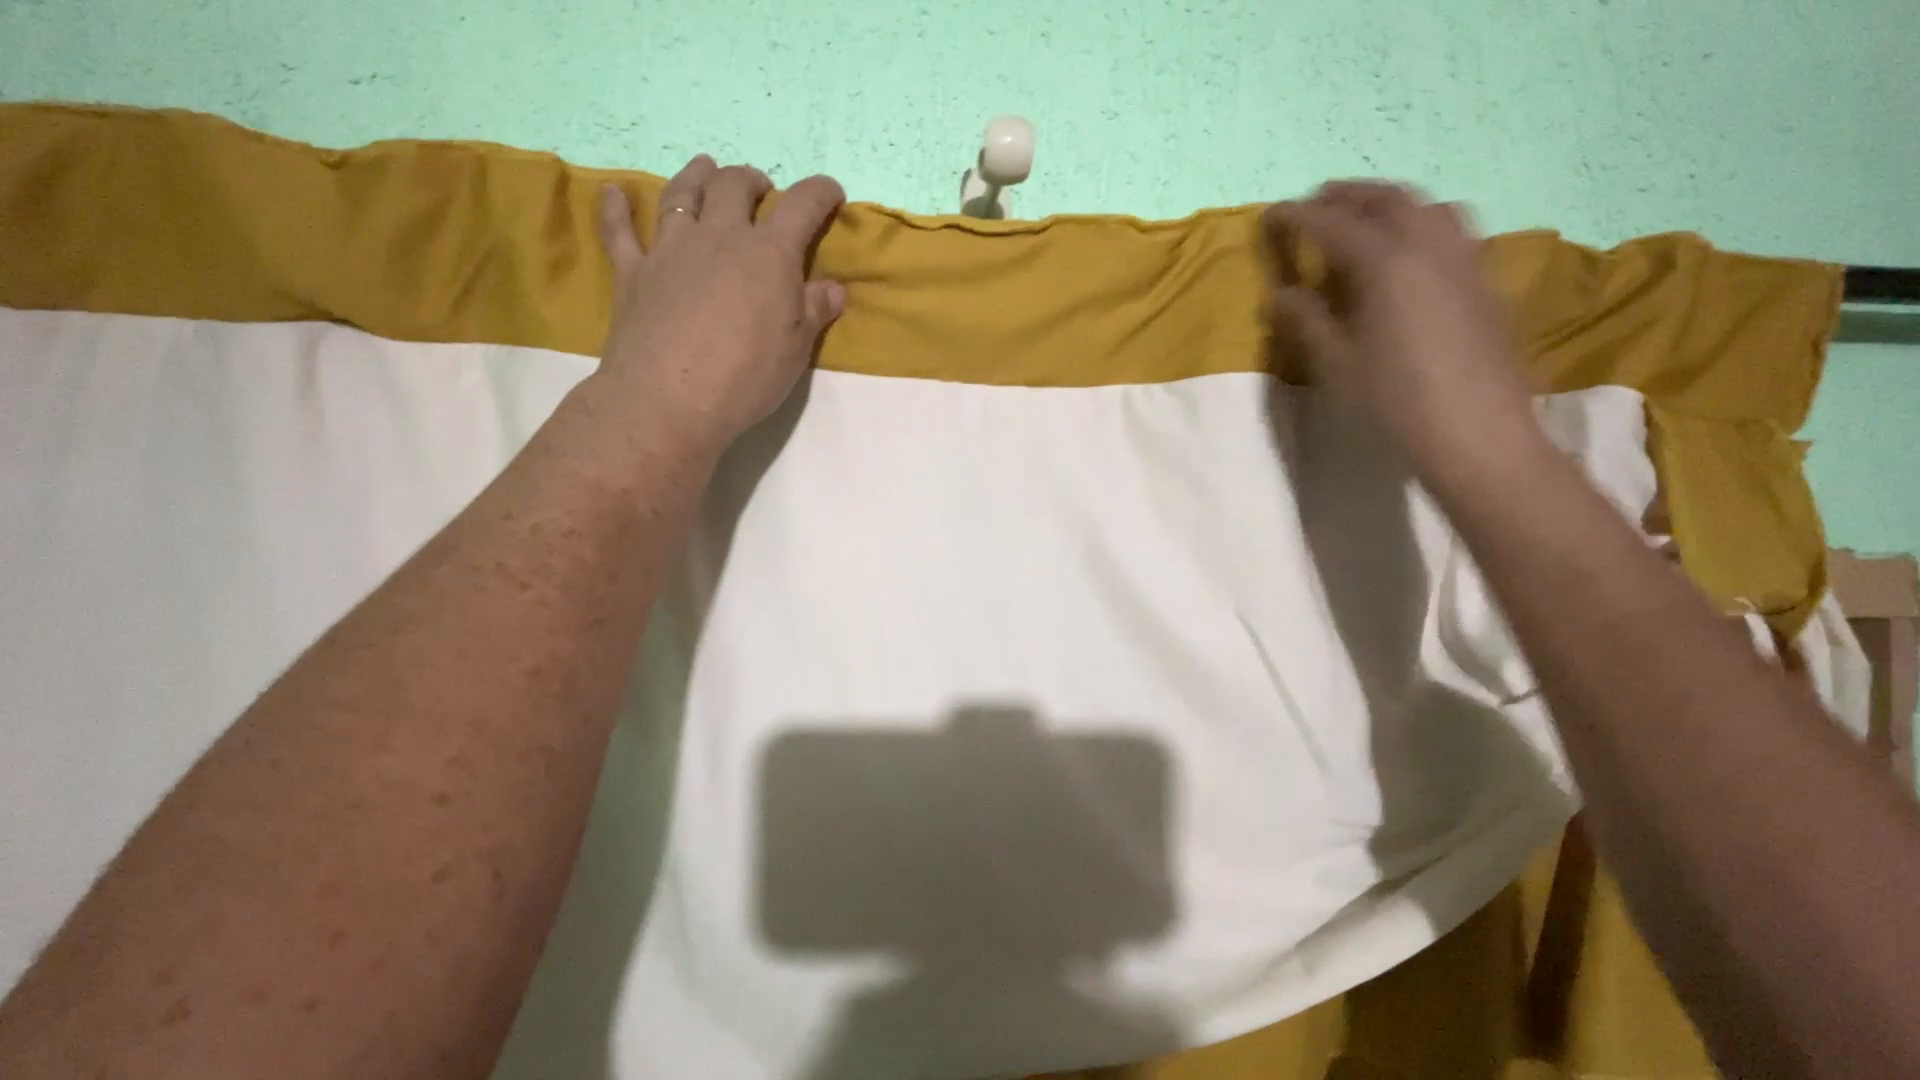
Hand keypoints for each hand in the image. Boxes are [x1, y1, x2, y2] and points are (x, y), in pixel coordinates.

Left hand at [592, 155, 846, 456]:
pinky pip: (619, 231)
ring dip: (696, 175)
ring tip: (705, 168)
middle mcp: (719, 238)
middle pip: (734, 186)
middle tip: (760, 188)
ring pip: (681, 194)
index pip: (801, 206)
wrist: (667, 401)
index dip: (820, 192)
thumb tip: (831, 287)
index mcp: (768, 255)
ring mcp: (671, 250)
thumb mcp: (795, 351)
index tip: (830, 192)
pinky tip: (614, 193)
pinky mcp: (633, 272)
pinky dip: (616, 209)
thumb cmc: (744, 379)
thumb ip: (813, 312)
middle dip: (752, 180)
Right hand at [1265, 182, 1541, 477]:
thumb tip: (1282, 293)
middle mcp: (1429, 247)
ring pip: (1430, 208)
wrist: (1478, 433)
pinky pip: (1456, 232)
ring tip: (1370, 217)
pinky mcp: (1486, 283)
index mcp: (1386, 263)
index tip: (1272, 215)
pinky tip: (1415, 253)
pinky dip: (1426, 224)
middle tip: (1319, 202)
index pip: (1332, 224)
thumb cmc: (1396, 401)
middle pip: (1388, 200)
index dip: (1298, 217)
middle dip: (1349, 196)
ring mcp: (1466, 261)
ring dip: (1393, 203)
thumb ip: (1307, 320)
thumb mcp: (1337, 364)